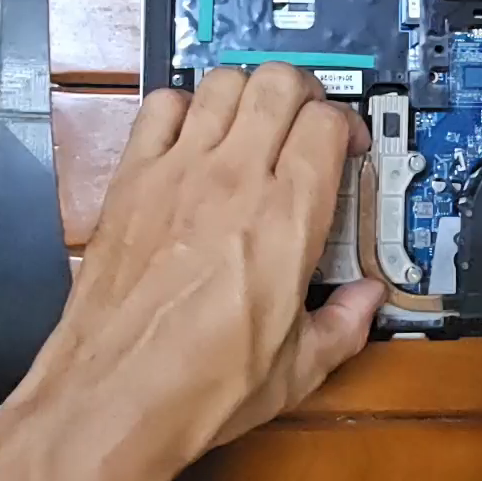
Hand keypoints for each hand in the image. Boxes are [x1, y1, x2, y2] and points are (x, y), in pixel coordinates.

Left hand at [18, 65, 385, 480]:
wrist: (112, 398)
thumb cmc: (203, 385)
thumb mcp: (297, 368)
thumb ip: (346, 325)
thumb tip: (369, 300)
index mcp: (287, 219)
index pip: (328, 124)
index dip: (346, 124)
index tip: (345, 147)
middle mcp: (235, 180)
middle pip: (278, 83)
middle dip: (303, 91)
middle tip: (304, 121)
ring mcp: (179, 172)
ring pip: (223, 83)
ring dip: (249, 92)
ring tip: (253, 121)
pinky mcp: (133, 179)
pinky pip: (160, 106)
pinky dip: (183, 106)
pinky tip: (192, 136)